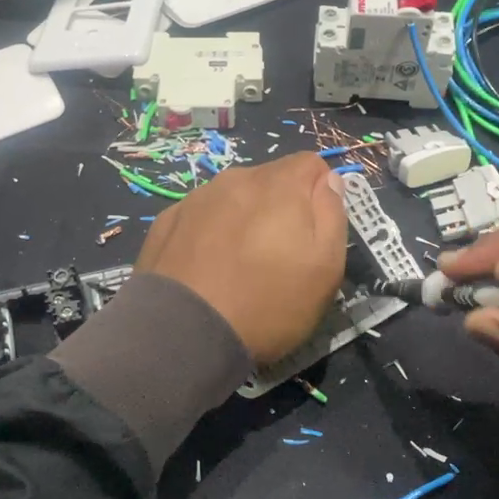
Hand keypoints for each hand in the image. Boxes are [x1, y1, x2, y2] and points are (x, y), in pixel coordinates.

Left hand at [137, 153, 348, 363]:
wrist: (183, 333)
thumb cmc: (267, 304)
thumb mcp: (326, 267)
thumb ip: (332, 214)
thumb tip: (329, 181)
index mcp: (279, 184)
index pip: (311, 165)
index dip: (319, 194)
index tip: (313, 233)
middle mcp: (235, 179)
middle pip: (269, 181)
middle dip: (279, 208)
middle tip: (277, 258)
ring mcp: (195, 199)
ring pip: (232, 198)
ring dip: (241, 221)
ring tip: (237, 268)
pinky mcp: (166, 222)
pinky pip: (200, 218)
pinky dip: (208, 235)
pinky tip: (205, 271)